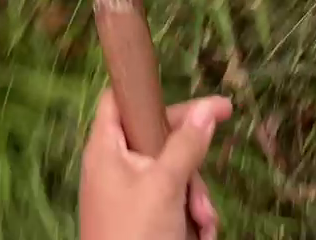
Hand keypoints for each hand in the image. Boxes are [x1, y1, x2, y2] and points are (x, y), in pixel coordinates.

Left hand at [79, 90, 231, 239]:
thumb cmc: (135, 234)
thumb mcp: (166, 185)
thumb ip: (187, 143)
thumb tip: (207, 107)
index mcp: (106, 148)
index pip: (121, 97)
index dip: (153, 90)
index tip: (197, 97)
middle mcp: (113, 166)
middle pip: (157, 137)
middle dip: (190, 158)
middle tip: (210, 164)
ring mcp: (126, 195)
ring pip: (170, 172)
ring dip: (194, 194)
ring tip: (203, 221)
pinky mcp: (139, 221)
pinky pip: (170, 201)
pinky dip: (188, 215)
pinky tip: (200, 234)